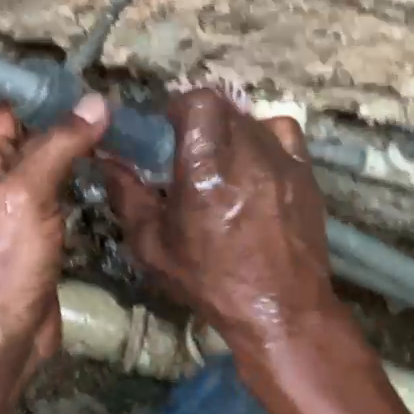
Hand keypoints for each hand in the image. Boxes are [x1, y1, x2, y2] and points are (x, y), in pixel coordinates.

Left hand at [0, 96, 110, 393]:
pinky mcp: (34, 235)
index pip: (9, 113)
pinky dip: (80, 184)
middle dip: (68, 124)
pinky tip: (110, 175)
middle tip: (118, 110)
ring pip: (47, 168)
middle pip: (31, 138)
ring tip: (122, 134)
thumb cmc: (4, 259)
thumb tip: (96, 101)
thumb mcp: (28, 192)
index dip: (46, 98)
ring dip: (78, 154)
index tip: (92, 87)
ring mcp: (12, 209)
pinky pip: (58, 197)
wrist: (1, 336)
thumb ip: (60, 144)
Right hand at [102, 89, 339, 350]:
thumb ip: (128, 196)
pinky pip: (282, 133)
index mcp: (205, 170)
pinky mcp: (304, 173)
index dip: (179, 105)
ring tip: (218, 156)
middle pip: (223, 106)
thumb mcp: (152, 244)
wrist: (282, 312)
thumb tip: (108, 162)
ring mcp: (281, 162)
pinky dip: (263, 135)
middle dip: (199, 117)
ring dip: (227, 128)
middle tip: (185, 143)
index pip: (200, 101)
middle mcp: (246, 156)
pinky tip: (252, 159)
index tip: (166, 125)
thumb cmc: (210, 281)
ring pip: (250, 118)